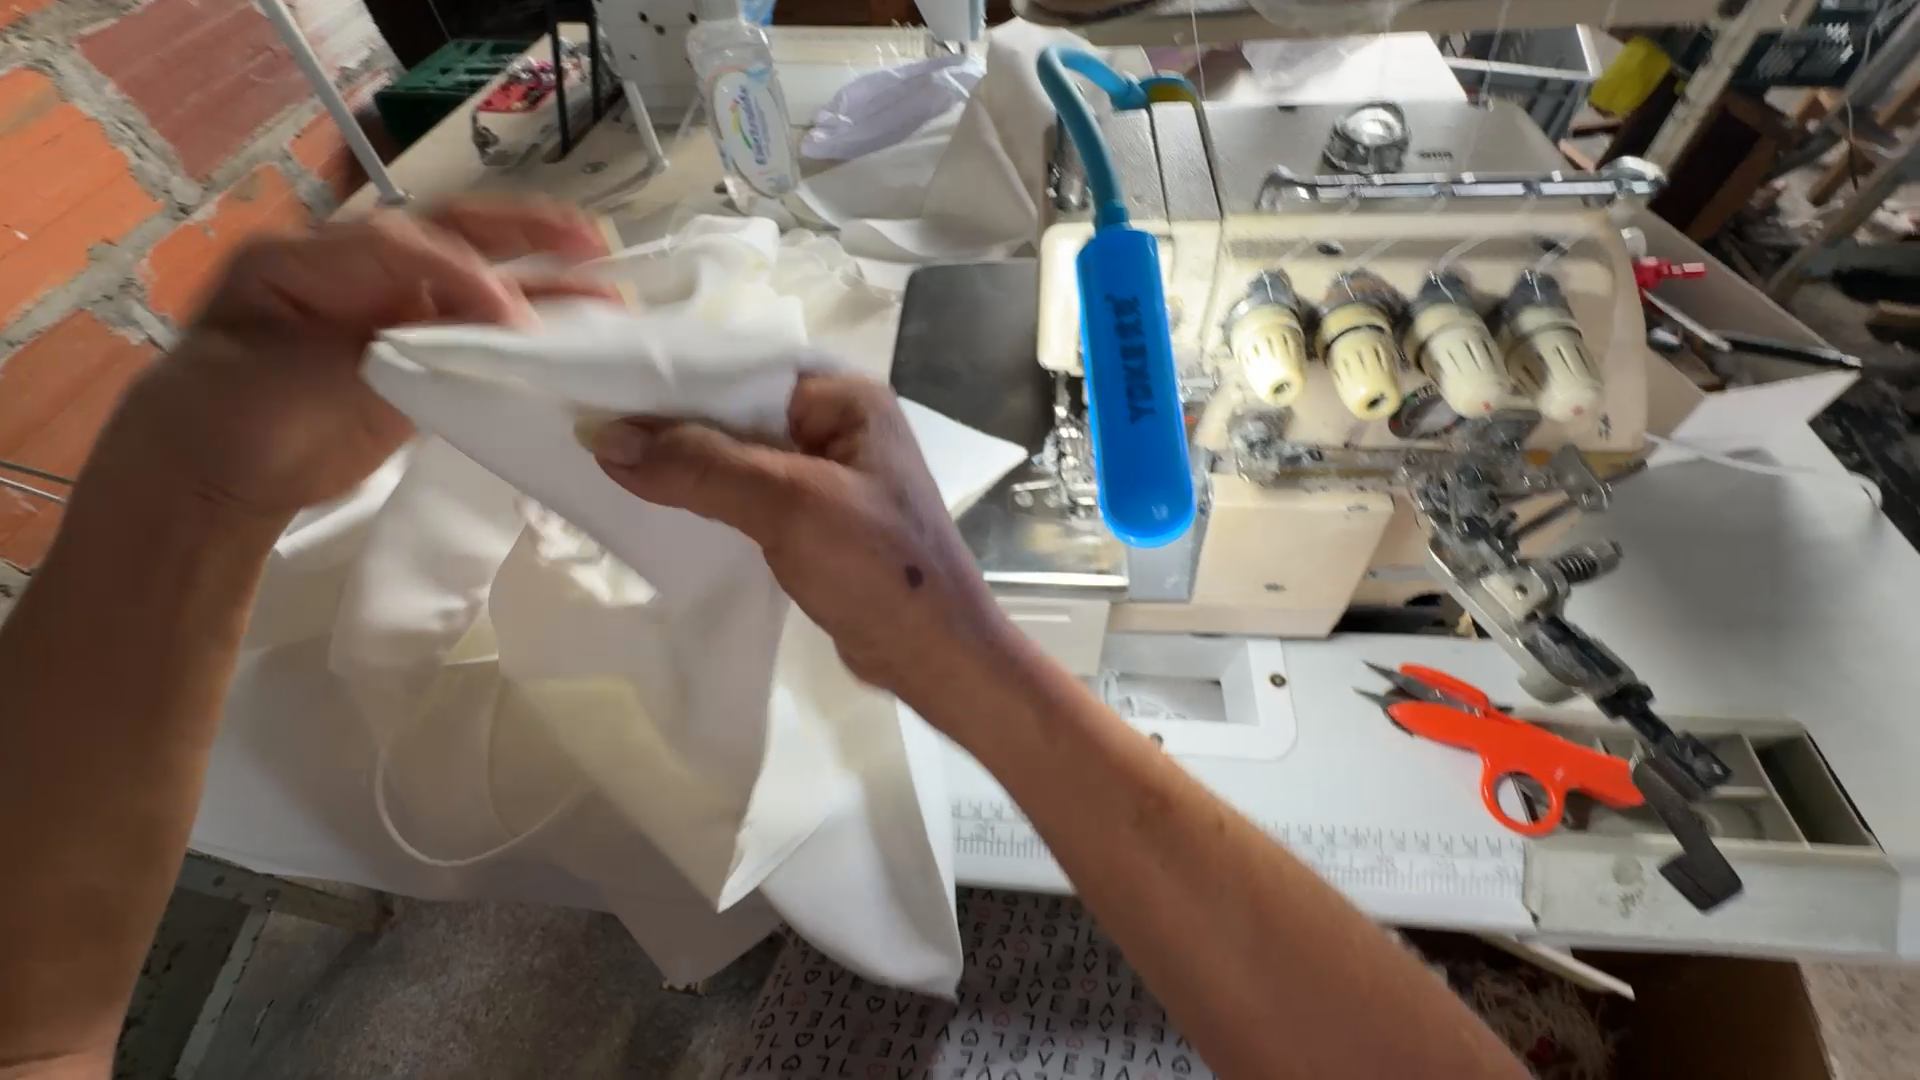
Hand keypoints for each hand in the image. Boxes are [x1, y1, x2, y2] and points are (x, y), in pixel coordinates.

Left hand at [94, 197, 611, 523]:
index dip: (468, 272)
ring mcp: (414, 320)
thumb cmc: (242, 406)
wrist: (227, 473)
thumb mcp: (290, 350)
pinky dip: (542, 341)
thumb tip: (496, 325)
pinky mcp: (440, 364)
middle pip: (468, 239)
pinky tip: (580, 345)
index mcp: (331, 254)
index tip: (515, 317)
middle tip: (596, 243)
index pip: (417, 242)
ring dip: (554, 289)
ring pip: (494, 290)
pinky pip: (497, 342)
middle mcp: (381, 276)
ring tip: (615, 296)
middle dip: (534, 236)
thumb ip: (389, 327)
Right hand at [592, 374, 1021, 702]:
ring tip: (608, 462)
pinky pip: (751, 494)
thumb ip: (702, 467)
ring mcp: (830, 474)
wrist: (934, 653)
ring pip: (741, 456)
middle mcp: (840, 425)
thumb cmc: (878, 570)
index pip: (743, 370)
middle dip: (672, 425)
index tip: (596, 389)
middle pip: (738, 412)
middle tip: (588, 428)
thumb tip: (604, 436)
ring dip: (686, 464)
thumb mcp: (791, 507)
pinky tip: (661, 502)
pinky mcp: (818, 518)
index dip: (672, 381)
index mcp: (848, 399)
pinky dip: (710, 497)